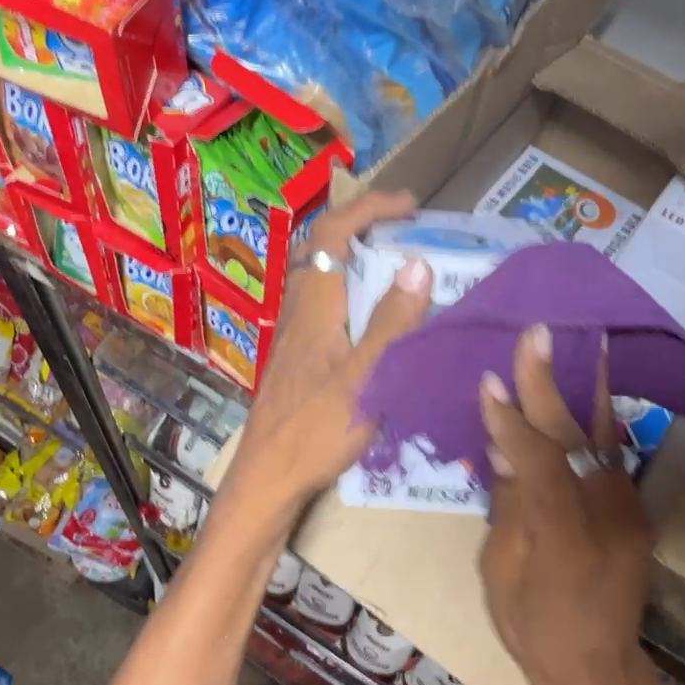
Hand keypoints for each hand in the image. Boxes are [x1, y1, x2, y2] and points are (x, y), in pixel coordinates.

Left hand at [224, 191, 433, 515]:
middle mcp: (298, 311)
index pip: (333, 232)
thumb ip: (391, 324)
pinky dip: (350, 292)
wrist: (267, 479)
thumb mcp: (365, 379)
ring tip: (397, 269)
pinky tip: (373, 322)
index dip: (369, 208)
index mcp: (314, 306)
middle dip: (362, 226)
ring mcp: (294, 336)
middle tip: (405, 231)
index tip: (410, 205)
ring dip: (355, 259)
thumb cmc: (315, 432)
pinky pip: (322, 305)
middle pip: (321, 248)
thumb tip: (417, 264)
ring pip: (319, 277)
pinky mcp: (296, 359)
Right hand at [478, 325, 655, 684]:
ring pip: (605, 438)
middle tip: (538, 332)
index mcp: (563, 533)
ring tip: (589, 340)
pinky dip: (597, 420)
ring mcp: (628, 510)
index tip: (488, 380)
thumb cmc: (532, 625)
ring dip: (590, 387)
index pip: (537, 459)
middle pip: (575, 436)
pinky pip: (612, 457)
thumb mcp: (500, 568)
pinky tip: (590, 392)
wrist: (598, 667)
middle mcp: (606, 513)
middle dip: (552, 383)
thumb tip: (502, 443)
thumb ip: (508, 501)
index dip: (512, 418)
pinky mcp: (635, 512)